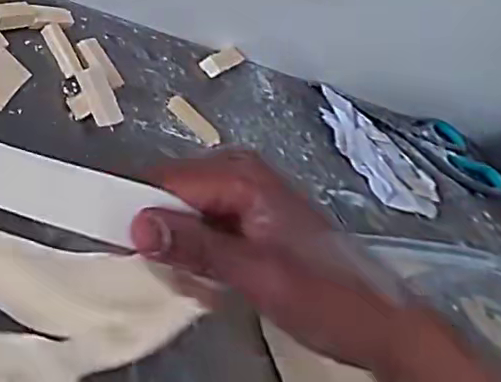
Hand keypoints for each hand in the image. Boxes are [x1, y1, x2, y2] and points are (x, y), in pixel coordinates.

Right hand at [131, 152, 497, 381]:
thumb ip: (195, 248)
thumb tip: (137, 226)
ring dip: (176, 244)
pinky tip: (205, 277)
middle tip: (159, 270)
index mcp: (239, 173)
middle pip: (171, 192)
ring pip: (182, 210)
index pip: (167, 181)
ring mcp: (242, 192)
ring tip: (189, 279)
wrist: (390, 329)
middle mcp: (237, 171)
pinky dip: (193, 249)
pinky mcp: (246, 214)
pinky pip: (200, 223)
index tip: (111, 237)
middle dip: (160, 230)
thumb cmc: (330, 298)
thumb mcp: (259, 276)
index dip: (137, 207)